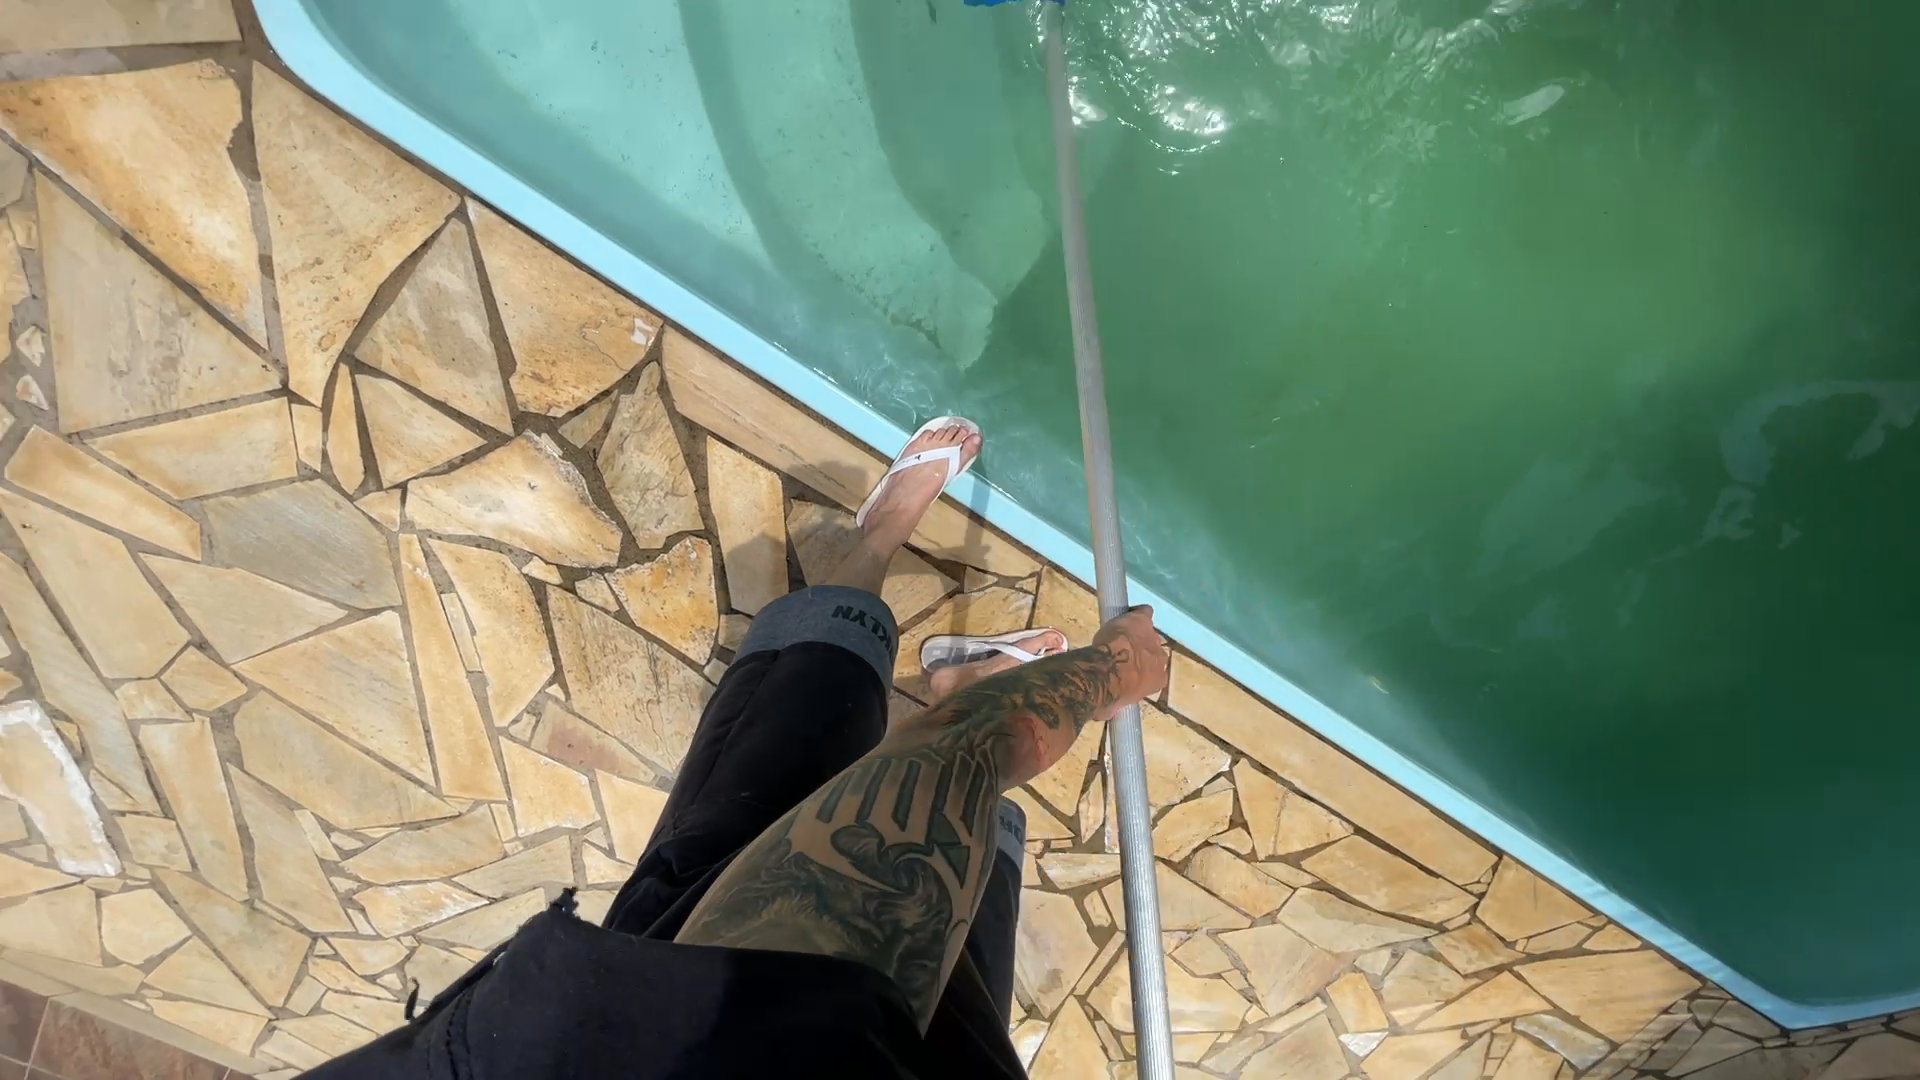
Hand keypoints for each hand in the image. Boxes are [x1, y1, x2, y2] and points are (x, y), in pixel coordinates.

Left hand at [1090, 605, 1169, 710]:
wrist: (1107, 671)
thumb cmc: (1109, 694)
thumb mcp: (1115, 705)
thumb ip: (1116, 703)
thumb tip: (1107, 711)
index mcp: (1157, 681)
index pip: (1154, 674)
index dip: (1140, 671)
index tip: (1128, 671)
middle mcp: (1160, 660)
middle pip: (1153, 652)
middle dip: (1140, 652)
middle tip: (1121, 653)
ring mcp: (1152, 639)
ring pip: (1148, 634)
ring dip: (1135, 635)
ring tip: (1120, 634)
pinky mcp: (1141, 621)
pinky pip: (1145, 613)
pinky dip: (1138, 611)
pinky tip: (1130, 611)